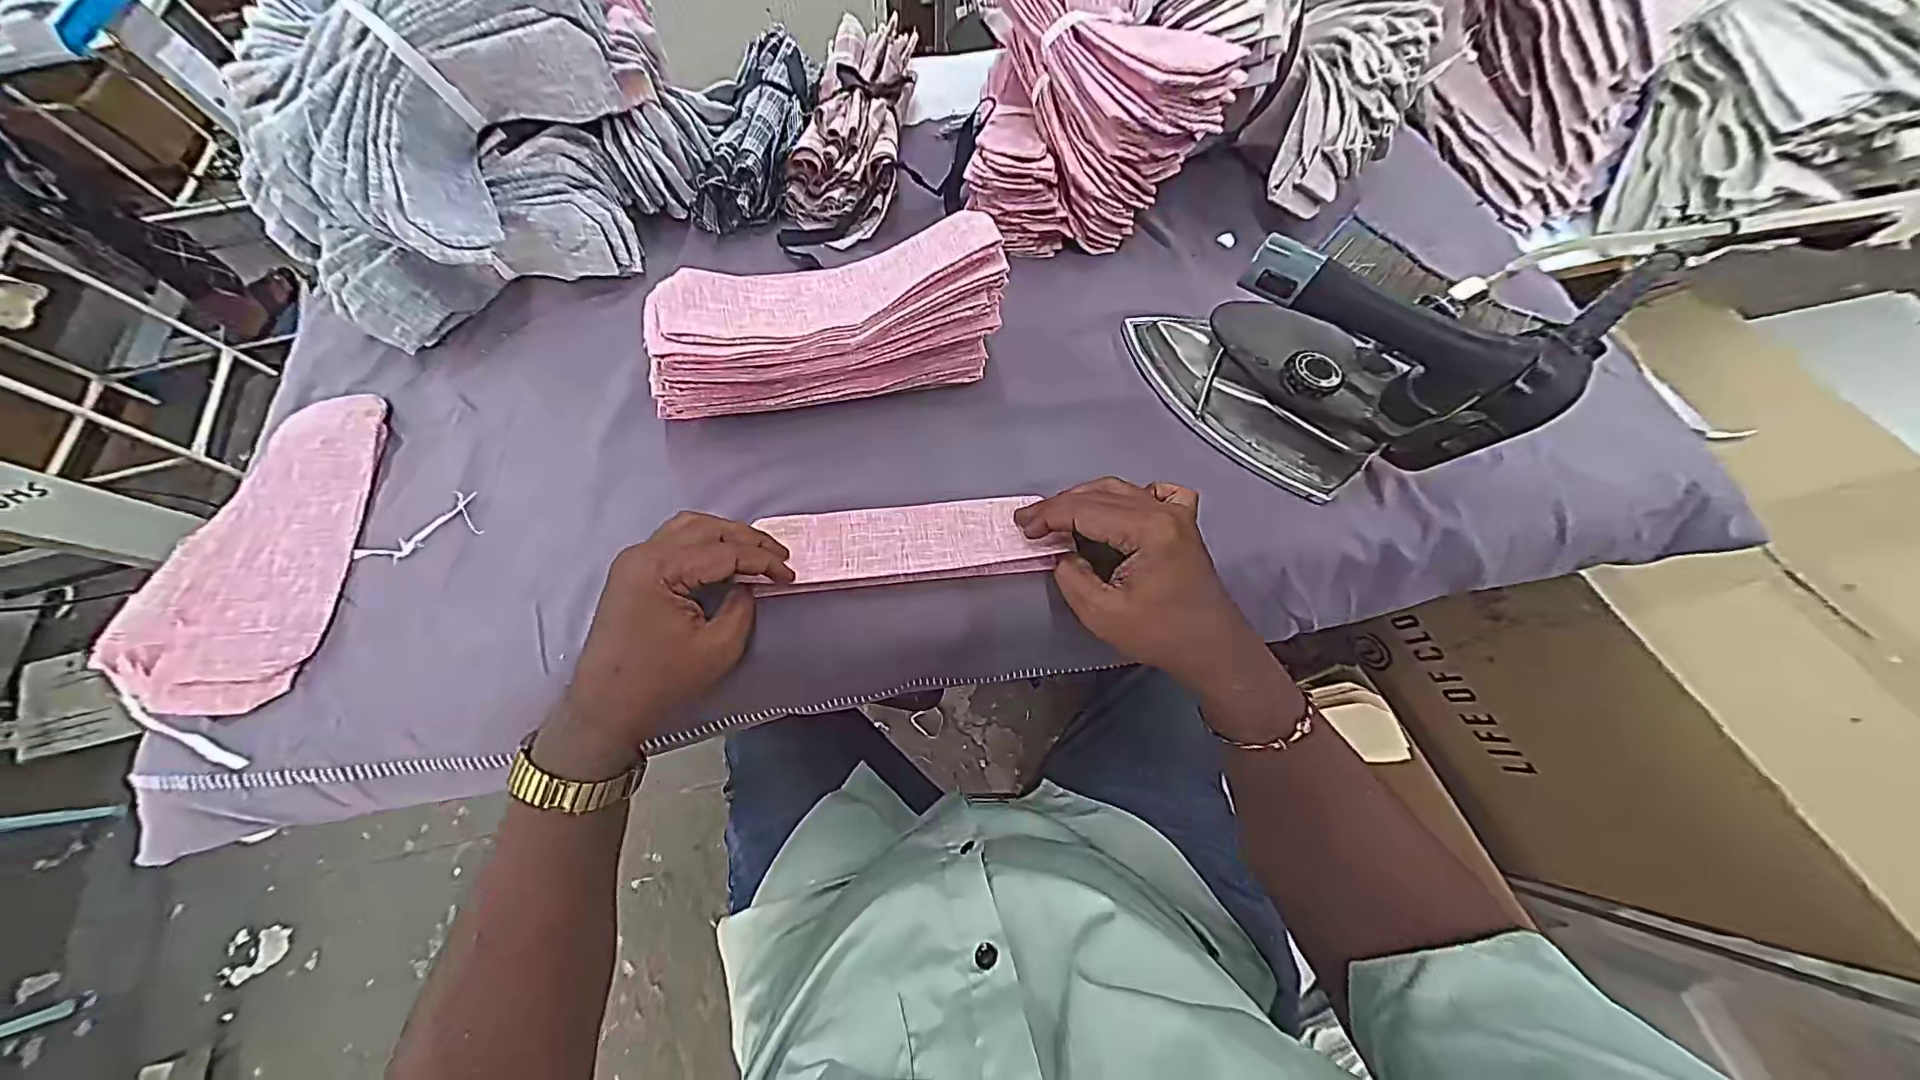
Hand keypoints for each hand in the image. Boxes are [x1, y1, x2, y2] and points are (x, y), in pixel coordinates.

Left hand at [535, 512, 793, 778]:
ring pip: (690, 527)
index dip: (762, 560)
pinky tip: (725, 554)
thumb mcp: (719, 647)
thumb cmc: (662, 681)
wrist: (607, 707)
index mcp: (659, 569)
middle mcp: (642, 554)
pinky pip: (675, 540)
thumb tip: (750, 583)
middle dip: (749, 539)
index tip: (789, 575)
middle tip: (781, 557)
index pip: (723, 551)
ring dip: (727, 534)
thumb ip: (742, 606)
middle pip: (706, 529)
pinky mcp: (633, 572)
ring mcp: (634, 561)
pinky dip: (706, 540)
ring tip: (758, 551)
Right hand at [1014, 479, 1295, 725]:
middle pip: (1100, 495)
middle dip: (1059, 506)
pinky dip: (1128, 497)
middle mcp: (1164, 512)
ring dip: (1085, 500)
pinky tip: (1115, 510)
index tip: (1024, 528)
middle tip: (1030, 522)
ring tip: (1056, 518)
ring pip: (1121, 491)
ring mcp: (1177, 515)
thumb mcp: (1101, 613)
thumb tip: (1062, 553)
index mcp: (1148, 529)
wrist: (1212, 649)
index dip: (1049, 516)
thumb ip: (1072, 576)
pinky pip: (1154, 494)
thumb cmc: (1161, 635)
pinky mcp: (1183, 525)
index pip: (1085, 509)